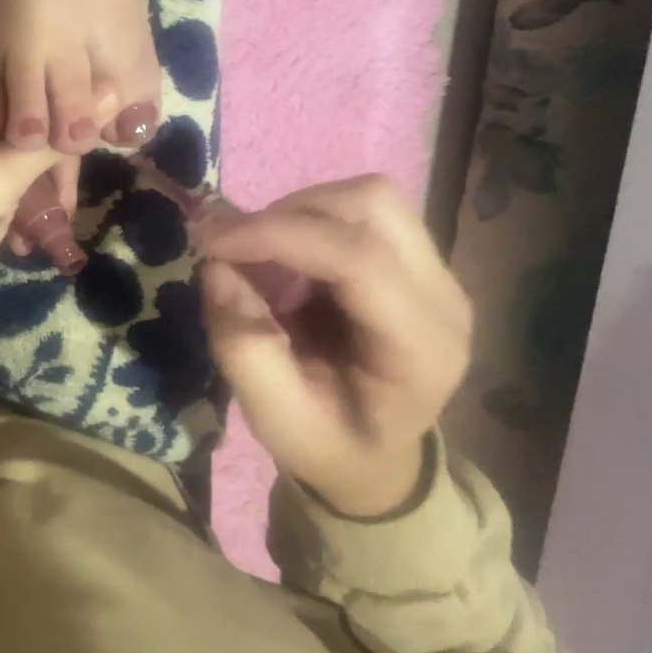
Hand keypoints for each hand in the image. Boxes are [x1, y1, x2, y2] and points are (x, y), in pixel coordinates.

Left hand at [0, 88, 68, 317]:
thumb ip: (55, 137)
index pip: (13, 77)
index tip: (89, 123)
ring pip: (21, 150)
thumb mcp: (1, 175)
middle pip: (21, 116)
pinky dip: (25, 201)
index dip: (55, 98)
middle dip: (51, 156)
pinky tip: (31, 237)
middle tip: (70, 192)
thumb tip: (115, 92)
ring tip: (56, 221)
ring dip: (43, 186)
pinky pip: (10, 176)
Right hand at [193, 176, 471, 517]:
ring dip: (297, 214)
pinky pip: (358, 211)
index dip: (277, 235)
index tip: (209, 241)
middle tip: (233, 250)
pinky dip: (307, 221)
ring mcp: (435, 272)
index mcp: (422, 347)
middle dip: (287, 215)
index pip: (358, 257)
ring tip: (260, 257)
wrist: (372, 455)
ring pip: (366, 197)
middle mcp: (442, 296)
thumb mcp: (275, 419)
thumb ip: (244, 349)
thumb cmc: (326, 441)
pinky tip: (285, 262)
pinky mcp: (414, 259)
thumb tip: (216, 269)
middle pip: (371, 206)